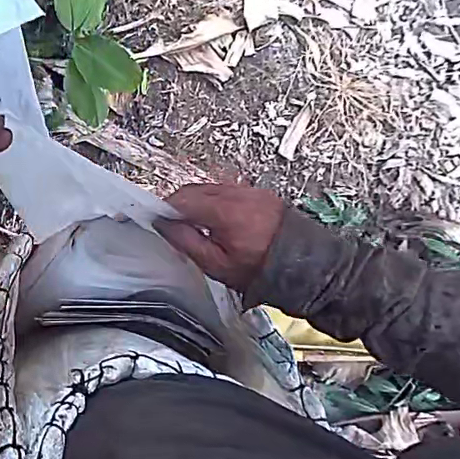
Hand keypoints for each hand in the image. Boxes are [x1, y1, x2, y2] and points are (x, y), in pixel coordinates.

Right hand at [154, 183, 286, 292]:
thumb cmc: (261, 270)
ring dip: (195, 202)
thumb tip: (163, 225)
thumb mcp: (215, 264)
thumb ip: (185, 241)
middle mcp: (237, 195)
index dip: (164, 209)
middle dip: (177, 204)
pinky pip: (226, 191)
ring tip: (193, 224)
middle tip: (171, 223)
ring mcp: (249, 192)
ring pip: (208, 188)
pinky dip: (213, 201)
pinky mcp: (257, 194)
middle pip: (193, 190)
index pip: (182, 200)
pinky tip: (213, 219)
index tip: (156, 219)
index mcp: (225, 212)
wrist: (303, 265)